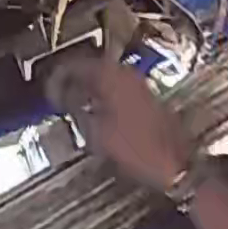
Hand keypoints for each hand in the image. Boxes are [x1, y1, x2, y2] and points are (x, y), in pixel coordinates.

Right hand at [46, 55, 190, 191]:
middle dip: (74, 75)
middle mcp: (124, 72)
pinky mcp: (145, 95)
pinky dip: (103, 90)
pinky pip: (116, 83)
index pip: (77, 63)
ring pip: (105, 74)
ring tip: (74, 96)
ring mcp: (137, 82)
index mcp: (110, 75)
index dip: (59, 73)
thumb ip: (78, 109)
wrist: (178, 165)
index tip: (48, 82)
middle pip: (91, 65)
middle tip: (59, 87)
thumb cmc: (137, 147)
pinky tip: (96, 105)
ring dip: (88, 82)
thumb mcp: (99, 132)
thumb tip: (65, 98)